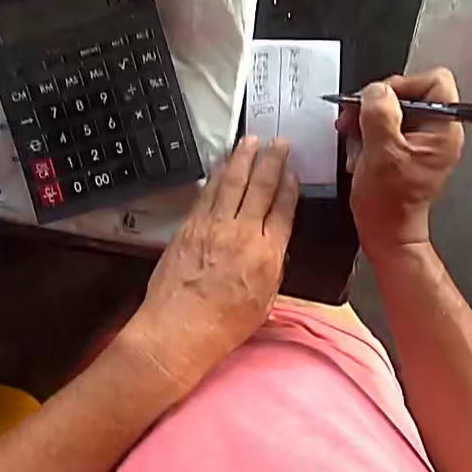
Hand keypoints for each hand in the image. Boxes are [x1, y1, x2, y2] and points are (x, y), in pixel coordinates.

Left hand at [115, 138, 298, 393]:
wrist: (179, 330)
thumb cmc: (223, 327)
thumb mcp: (263, 302)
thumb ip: (271, 269)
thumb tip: (272, 249)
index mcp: (268, 255)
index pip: (284, 210)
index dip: (290, 186)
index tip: (293, 170)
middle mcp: (243, 234)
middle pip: (261, 188)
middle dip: (272, 161)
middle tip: (278, 142)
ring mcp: (214, 227)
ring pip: (233, 183)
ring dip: (244, 159)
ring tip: (251, 141)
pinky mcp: (190, 226)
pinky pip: (207, 194)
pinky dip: (216, 175)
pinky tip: (222, 164)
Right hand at [338, 69, 465, 255]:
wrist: (386, 231)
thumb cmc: (389, 203)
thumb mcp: (382, 154)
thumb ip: (379, 116)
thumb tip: (375, 90)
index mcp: (442, 130)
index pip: (434, 82)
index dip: (403, 85)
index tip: (378, 100)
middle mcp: (435, 131)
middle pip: (407, 92)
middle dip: (375, 104)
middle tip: (353, 118)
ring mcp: (418, 140)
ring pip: (390, 108)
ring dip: (366, 120)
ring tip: (353, 138)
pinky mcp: (402, 147)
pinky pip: (382, 125)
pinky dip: (365, 133)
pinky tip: (358, 150)